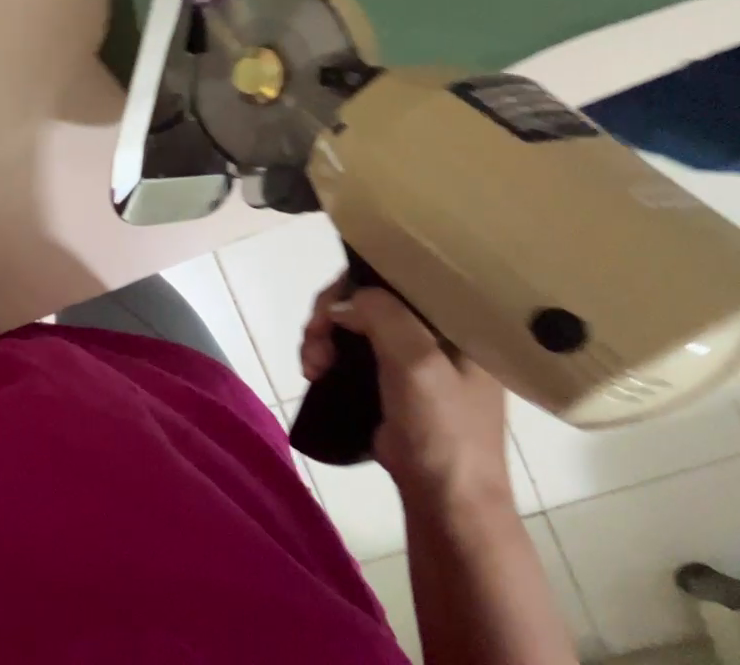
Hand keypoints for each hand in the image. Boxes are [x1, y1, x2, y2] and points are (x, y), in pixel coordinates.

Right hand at [301, 281, 509, 505]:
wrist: (443, 494)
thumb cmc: (441, 428)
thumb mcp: (417, 363)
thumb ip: (384, 316)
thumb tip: (345, 301)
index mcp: (460, 324)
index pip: (403, 277)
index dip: (360, 282)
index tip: (333, 307)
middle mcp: (438, 334)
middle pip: (370, 300)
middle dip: (333, 316)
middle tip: (314, 341)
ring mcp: (414, 358)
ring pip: (353, 324)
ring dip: (323, 338)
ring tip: (311, 366)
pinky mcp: (391, 380)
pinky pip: (349, 349)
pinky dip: (325, 354)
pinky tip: (314, 373)